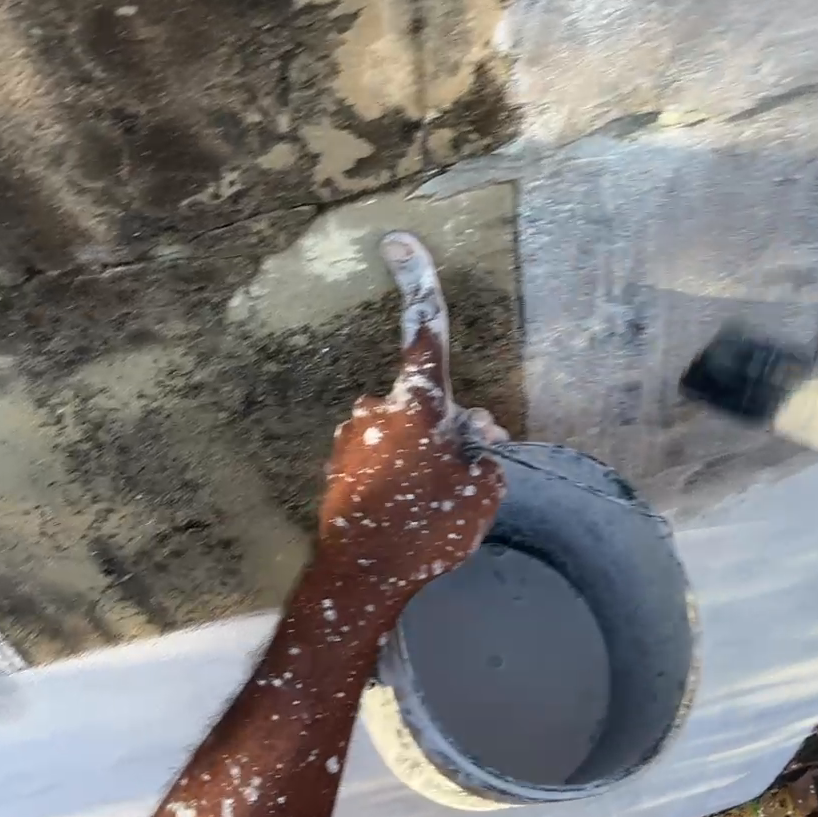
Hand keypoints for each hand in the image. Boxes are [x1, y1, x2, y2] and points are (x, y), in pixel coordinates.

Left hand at [315, 232, 505, 596]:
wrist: (360, 575)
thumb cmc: (427, 528)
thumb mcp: (479, 492)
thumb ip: (482, 453)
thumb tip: (476, 433)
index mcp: (415, 404)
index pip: (426, 337)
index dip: (419, 286)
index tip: (398, 242)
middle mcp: (376, 408)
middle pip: (418, 401)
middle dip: (439, 423)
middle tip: (456, 468)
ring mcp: (350, 436)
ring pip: (395, 430)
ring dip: (413, 450)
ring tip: (425, 499)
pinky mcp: (335, 462)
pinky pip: (374, 453)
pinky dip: (390, 468)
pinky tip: (400, 506)